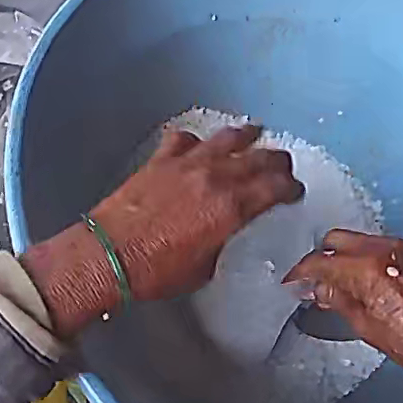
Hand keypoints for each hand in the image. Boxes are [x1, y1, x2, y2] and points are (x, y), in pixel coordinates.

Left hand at [23, 124, 304, 336]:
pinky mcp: (160, 161)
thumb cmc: (155, 270)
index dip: (289, 187)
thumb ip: (224, 241)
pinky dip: (197, 140)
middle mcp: (213, 178)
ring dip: (245, 136)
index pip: (275, 187)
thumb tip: (227, 233)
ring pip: (226, 138)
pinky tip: (199, 143)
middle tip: (281, 165)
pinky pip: (185, 139)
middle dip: (276, 161)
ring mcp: (186, 164)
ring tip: (255, 133)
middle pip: (258, 158)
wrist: (110, 255)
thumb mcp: (205, 267)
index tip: (293, 190)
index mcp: (231, 208)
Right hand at [284, 230, 402, 402]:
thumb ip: (340, 302)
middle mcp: (391, 251)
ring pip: (363, 240)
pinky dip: (372, 260)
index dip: (301, 273)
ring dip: (348, 258)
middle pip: (338, 240)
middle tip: (315, 282)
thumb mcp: (371, 330)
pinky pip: (387, 247)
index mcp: (370, 269)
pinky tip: (372, 283)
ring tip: (343, 286)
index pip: (320, 261)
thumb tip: (322, 291)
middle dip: (322, 259)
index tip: (296, 283)